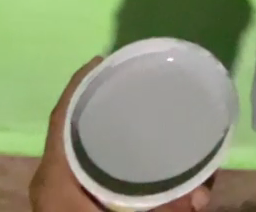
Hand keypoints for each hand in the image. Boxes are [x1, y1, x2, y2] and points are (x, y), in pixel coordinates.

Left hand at [31, 57, 213, 211]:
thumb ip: (168, 209)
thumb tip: (203, 191)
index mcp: (54, 179)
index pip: (62, 116)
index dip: (80, 83)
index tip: (104, 59)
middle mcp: (53, 183)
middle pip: (74, 130)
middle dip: (106, 106)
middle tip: (138, 86)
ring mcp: (60, 198)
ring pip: (82, 153)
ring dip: (110, 134)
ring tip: (141, 115)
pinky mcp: (72, 208)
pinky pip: (88, 173)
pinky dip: (110, 160)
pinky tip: (137, 157)